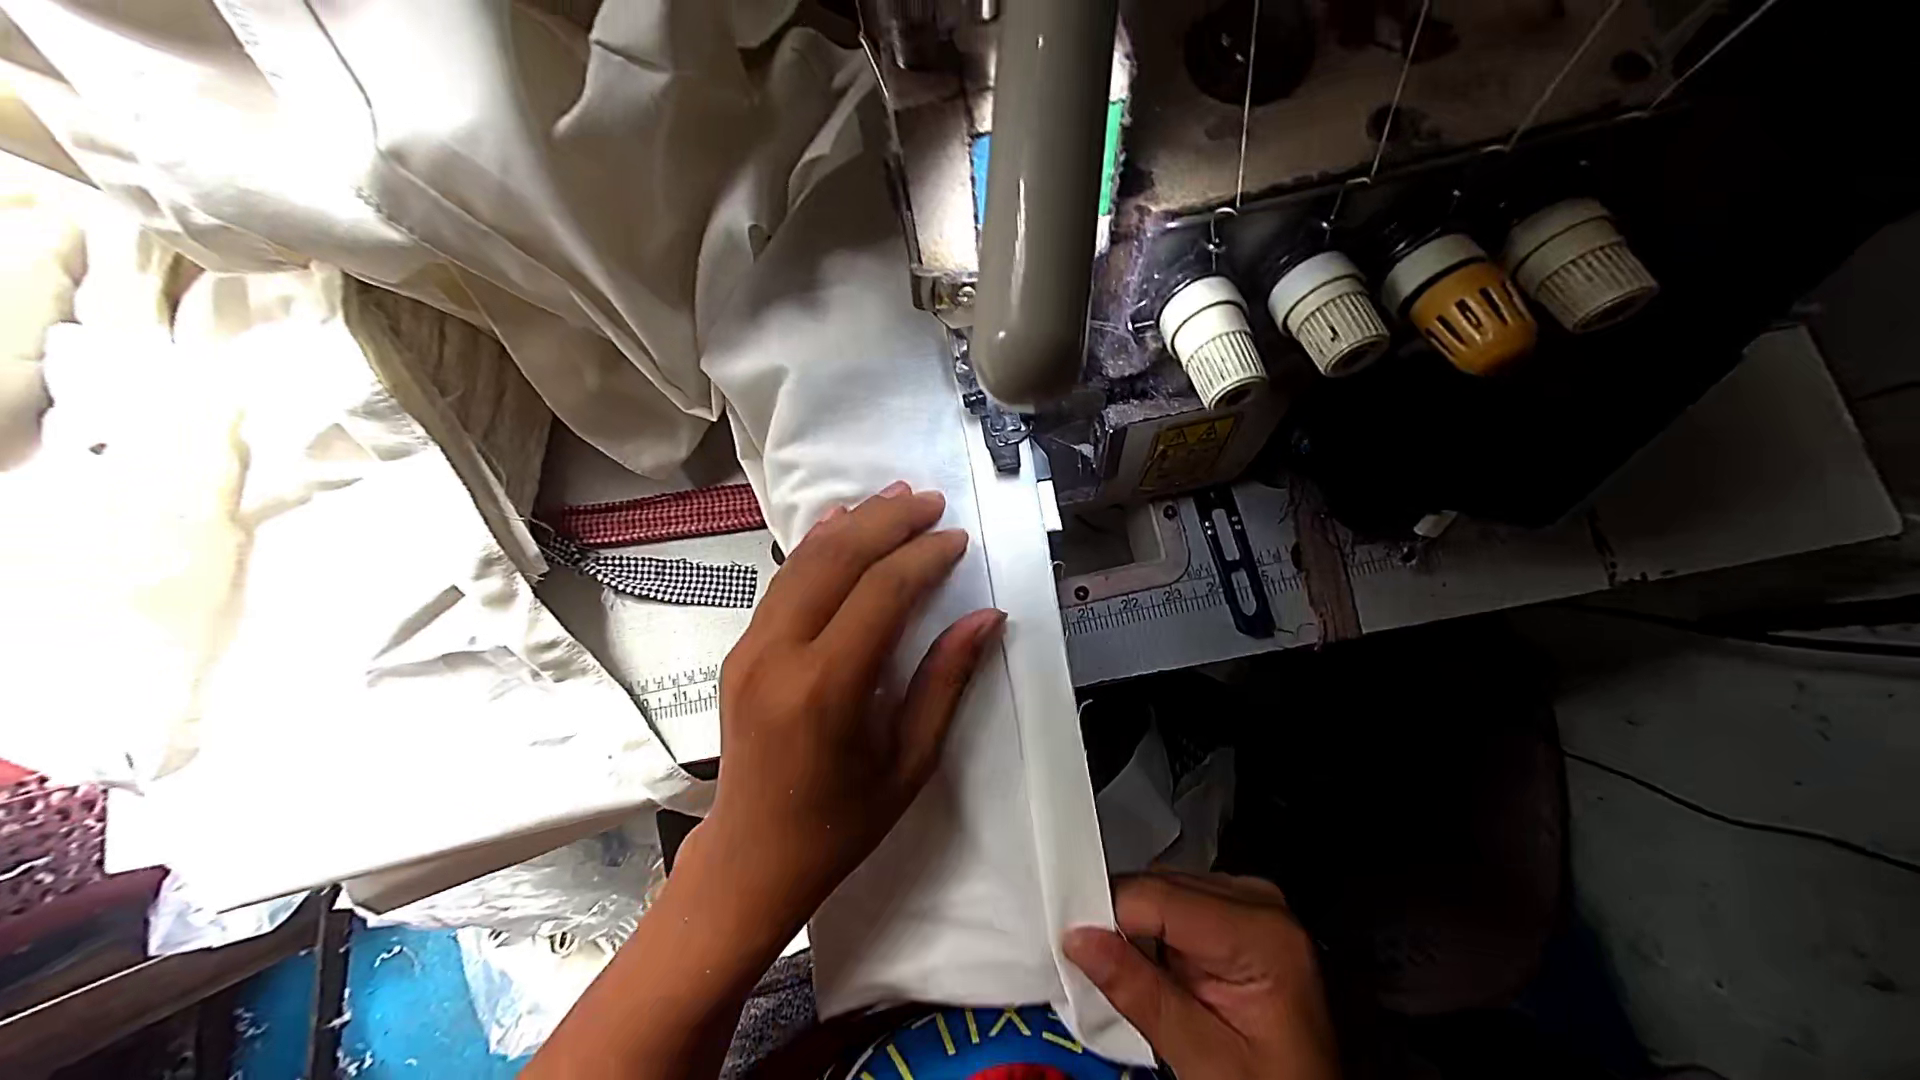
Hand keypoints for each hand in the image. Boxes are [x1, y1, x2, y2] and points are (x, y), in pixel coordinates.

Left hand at [701, 481, 1004, 926]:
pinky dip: (816, 548)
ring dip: (852, 524)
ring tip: (894, 500)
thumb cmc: (842, 821)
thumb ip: (947, 680)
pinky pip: (783, 582)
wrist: (752, 855)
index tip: (956, 539)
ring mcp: (750, 648)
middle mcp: (779, 655)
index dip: (924, 556)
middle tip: (929, 502)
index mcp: (827, 689)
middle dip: (887, 522)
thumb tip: (986, 618)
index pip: (882, 593)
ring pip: (804, 561)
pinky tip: (841, 525)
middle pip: (837, 559)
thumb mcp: (911, 760)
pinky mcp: (740, 649)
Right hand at [1065, 873, 1338, 1079]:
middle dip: (1122, 925)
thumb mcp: (1205, 1059)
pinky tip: (1160, 969)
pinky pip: (1176, 899)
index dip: (1108, 918)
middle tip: (1104, 973)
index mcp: (1261, 931)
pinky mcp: (1239, 909)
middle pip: (1158, 887)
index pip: (1156, 896)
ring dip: (1136, 928)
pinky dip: (1154, 929)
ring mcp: (1251, 900)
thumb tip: (1078, 938)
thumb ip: (1140, 993)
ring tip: (1139, 980)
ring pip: (1161, 888)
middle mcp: (1259, 900)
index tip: (1075, 947)